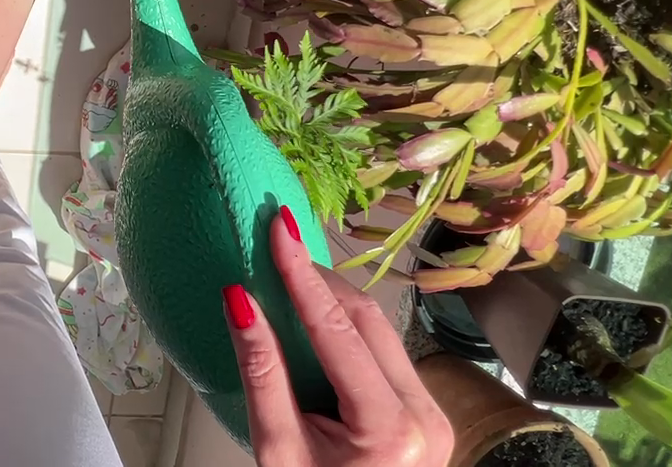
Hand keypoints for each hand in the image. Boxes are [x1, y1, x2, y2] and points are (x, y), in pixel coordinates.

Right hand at [222, 208, 451, 466]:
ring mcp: (432, 412)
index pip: (337, 327)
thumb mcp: (277, 448)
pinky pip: (382, 347)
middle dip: (316, 276)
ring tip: (288, 273)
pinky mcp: (425, 410)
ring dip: (330, 296)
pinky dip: (344, 322)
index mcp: (391, 428)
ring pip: (377, 326)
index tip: (279, 226)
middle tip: (275, 245)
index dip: (302, 271)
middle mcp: (425, 414)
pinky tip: (313, 314)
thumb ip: (260, 371)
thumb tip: (239, 299)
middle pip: (364, 317)